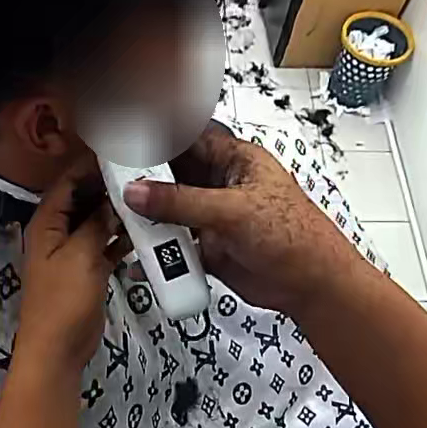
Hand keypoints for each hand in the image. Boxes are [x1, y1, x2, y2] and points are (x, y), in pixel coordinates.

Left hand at [17, 157, 128, 369]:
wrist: (58, 350)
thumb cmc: (64, 301)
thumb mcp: (81, 255)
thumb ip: (97, 224)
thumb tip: (113, 198)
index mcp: (47, 222)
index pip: (68, 181)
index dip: (91, 164)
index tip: (123, 151)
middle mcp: (58, 232)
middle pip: (83, 199)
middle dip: (109, 186)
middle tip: (143, 172)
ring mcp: (73, 252)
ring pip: (97, 223)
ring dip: (117, 213)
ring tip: (148, 198)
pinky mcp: (88, 271)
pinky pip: (105, 246)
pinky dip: (121, 239)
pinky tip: (144, 233)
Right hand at [122, 122, 363, 315]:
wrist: (311, 286)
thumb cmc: (293, 236)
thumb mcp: (232, 211)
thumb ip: (182, 202)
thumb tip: (138, 192)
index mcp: (237, 161)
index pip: (190, 140)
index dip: (159, 141)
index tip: (127, 147)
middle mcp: (224, 186)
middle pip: (176, 178)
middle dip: (148, 185)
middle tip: (115, 189)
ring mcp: (216, 219)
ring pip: (174, 214)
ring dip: (152, 222)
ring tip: (123, 224)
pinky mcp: (212, 249)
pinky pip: (179, 248)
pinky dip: (162, 255)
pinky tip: (142, 259)